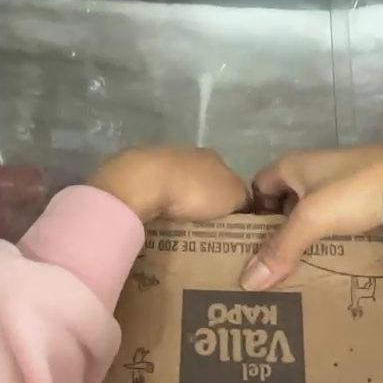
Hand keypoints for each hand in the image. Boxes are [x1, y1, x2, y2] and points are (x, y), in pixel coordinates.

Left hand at [88, 146, 248, 222]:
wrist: (143, 182)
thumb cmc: (195, 190)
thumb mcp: (233, 196)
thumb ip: (244, 199)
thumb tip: (247, 204)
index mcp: (213, 158)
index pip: (229, 179)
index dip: (231, 200)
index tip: (228, 223)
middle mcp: (187, 154)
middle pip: (201, 181)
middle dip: (202, 201)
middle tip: (203, 228)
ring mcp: (158, 160)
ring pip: (175, 185)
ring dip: (177, 202)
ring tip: (178, 228)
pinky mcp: (135, 172)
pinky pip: (153, 191)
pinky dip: (156, 203)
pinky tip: (155, 218)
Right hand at [242, 143, 382, 289]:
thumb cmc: (353, 191)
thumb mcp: (312, 219)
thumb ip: (281, 249)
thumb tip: (246, 282)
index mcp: (292, 164)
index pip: (257, 187)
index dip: (251, 213)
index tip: (248, 245)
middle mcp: (311, 169)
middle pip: (282, 202)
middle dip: (276, 231)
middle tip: (267, 265)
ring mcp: (337, 182)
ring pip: (308, 213)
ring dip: (301, 236)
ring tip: (292, 270)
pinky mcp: (359, 197)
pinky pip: (331, 219)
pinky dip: (325, 237)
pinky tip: (324, 260)